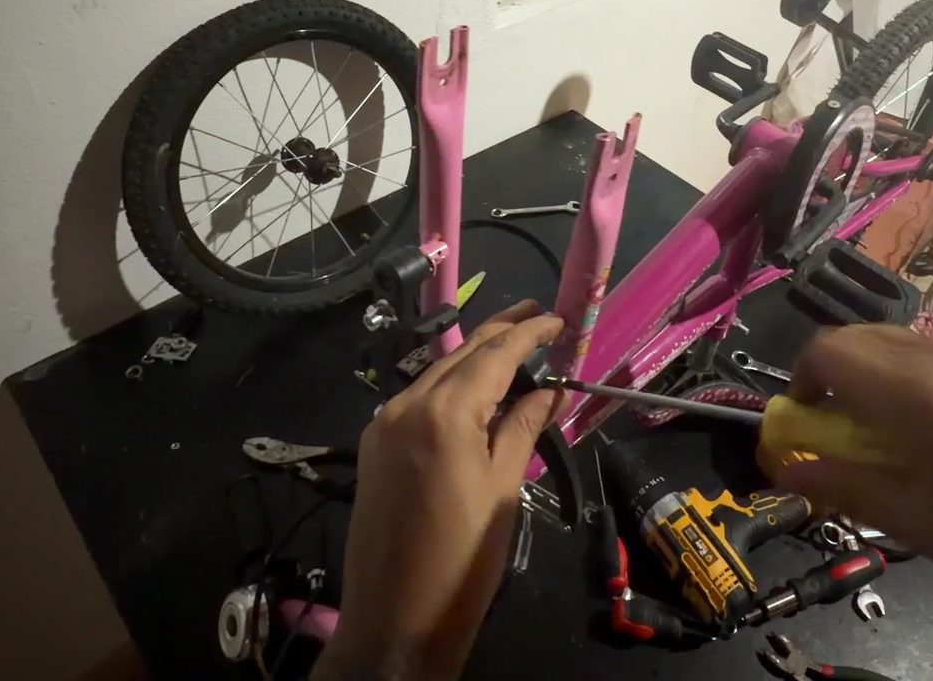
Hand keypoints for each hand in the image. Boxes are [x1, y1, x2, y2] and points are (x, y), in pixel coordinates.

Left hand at [312, 301, 563, 680]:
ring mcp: (385, 421)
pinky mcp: (375, 441)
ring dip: (476, 356)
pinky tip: (475, 386)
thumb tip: (550, 390)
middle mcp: (408, 403)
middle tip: (537, 313)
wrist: (394, 620)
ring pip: (438, 371)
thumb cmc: (463, 557)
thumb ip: (524, 426)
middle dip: (502, 330)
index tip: (557, 318)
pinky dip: (452, 384)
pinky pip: (419, 396)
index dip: (529, 332)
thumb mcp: (504, 487)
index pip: (495, 354)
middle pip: (462, 352)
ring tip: (514, 343)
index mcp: (445, 412)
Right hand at [766, 327, 932, 649]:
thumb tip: (787, 466)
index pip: (825, 350)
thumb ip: (845, 486)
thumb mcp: (923, 524)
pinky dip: (916, 375)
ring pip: (899, 341)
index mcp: (916, 389)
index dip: (800, 382)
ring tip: (901, 437)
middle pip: (858, 337)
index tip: (808, 425)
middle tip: (846, 435)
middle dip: (834, 378)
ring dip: (876, 376)